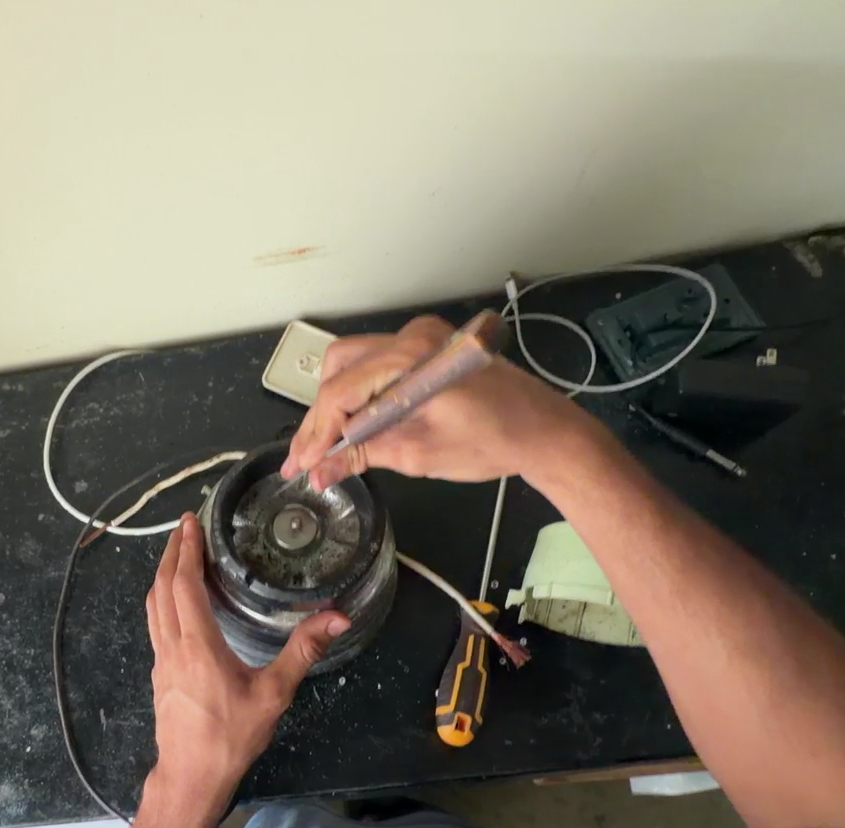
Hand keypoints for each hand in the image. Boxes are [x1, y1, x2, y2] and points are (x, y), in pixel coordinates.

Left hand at [145, 514, 349, 807]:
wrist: (190, 776)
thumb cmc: (231, 736)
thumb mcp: (273, 694)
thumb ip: (302, 652)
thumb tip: (338, 616)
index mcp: (196, 644)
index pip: (184, 584)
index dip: (186, 550)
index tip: (190, 522)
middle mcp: (172, 644)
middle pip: (162, 588)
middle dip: (171, 552)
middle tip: (184, 526)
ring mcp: (161, 659)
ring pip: (154, 605)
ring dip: (162, 574)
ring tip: (177, 552)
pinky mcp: (160, 672)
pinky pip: (156, 622)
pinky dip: (162, 598)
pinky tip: (175, 600)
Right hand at [281, 314, 601, 490]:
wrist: (545, 431)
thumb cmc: (490, 443)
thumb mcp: (417, 455)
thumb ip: (361, 456)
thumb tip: (317, 474)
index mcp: (410, 357)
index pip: (340, 392)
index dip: (314, 432)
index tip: (299, 464)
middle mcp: (412, 336)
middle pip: (339, 369)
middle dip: (319, 416)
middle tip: (308, 456)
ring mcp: (421, 338)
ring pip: (353, 363)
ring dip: (335, 403)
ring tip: (328, 444)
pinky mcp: (429, 348)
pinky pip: (377, 365)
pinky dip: (360, 394)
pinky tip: (355, 425)